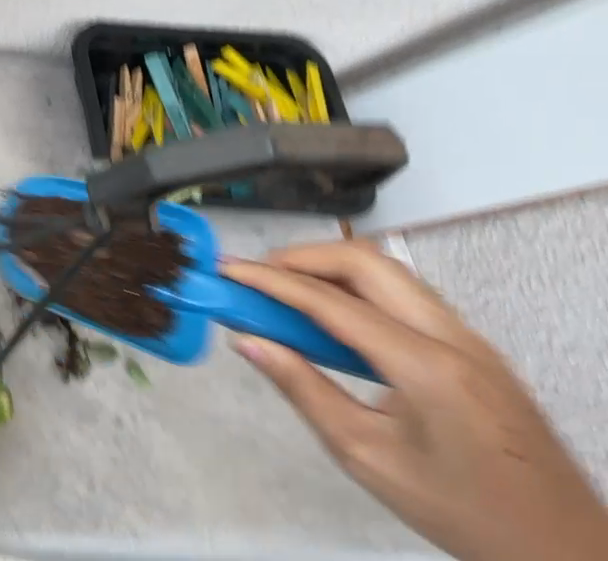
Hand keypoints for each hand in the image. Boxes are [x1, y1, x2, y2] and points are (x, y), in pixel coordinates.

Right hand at [223, 243, 607, 560]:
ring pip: (389, 274)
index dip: (268, 279)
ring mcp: (471, 342)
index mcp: (426, 366)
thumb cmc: (460, 508)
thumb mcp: (365, 455)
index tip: (223, 271)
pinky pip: (406, 298)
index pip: (331, 300)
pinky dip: (356, 291)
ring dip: (329, 270)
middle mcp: (454, 339)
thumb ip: (303, 389)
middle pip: (367, 262)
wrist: (565, 548)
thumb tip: (249, 342)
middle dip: (300, 258)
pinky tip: (328, 320)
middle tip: (254, 277)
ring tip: (281, 293)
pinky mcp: (475, 352)